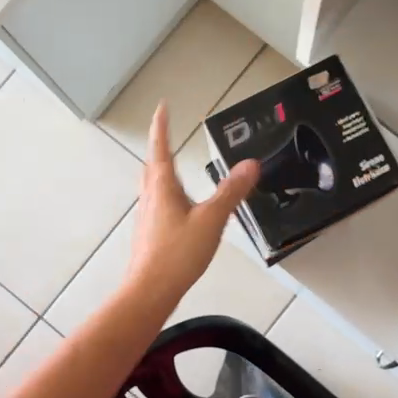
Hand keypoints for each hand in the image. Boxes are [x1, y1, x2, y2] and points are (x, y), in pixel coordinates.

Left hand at [125, 103, 258, 299]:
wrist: (150, 291)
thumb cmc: (177, 254)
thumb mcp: (211, 220)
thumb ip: (231, 192)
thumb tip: (251, 164)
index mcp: (162, 187)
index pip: (160, 147)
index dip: (162, 126)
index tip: (162, 107)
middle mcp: (150, 197)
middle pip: (152, 166)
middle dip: (159, 148)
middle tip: (166, 135)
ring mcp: (147, 217)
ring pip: (153, 186)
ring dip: (161, 173)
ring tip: (174, 169)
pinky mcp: (149, 234)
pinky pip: (158, 205)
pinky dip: (167, 196)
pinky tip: (178, 210)